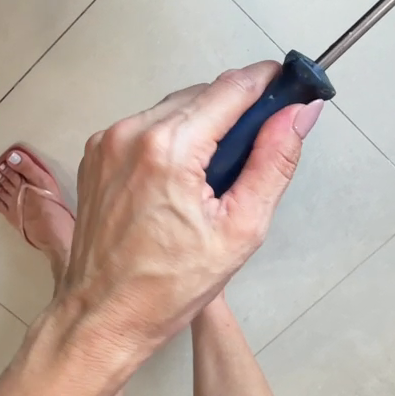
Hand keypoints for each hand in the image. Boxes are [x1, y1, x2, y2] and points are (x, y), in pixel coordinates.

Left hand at [50, 62, 323, 360]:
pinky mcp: (95, 154)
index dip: (266, 81)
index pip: (230, 88)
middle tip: (261, 139)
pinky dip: (171, 137)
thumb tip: (299, 114)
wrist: (103, 314)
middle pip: (201, 94)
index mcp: (169, 147)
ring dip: (202, 123)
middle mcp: (131, 133)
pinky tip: (183, 175)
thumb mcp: (241, 229)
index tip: (289, 84)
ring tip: (219, 170)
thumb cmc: (169, 284)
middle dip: (236, 108)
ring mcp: (107, 142)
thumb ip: (273, 162)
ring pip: (172, 109)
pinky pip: (144, 127)